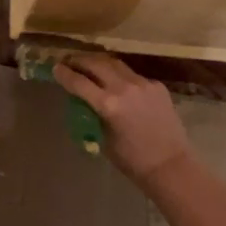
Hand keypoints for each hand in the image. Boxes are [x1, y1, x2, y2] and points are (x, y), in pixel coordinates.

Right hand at [52, 53, 193, 185]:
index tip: (55, 68)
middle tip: (69, 61)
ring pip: (115, 63)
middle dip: (79, 60)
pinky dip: (120, 75)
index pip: (79, 82)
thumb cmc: (131, 159)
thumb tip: (82, 100)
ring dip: (99, 62)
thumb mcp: (102, 137)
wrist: (170, 164)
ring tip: (89, 64)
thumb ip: (91, 114)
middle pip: (96, 64)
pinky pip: (133, 75)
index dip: (64, 74)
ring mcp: (143, 83)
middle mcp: (124, 87)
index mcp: (108, 104)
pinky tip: (117, 82)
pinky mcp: (156, 85)